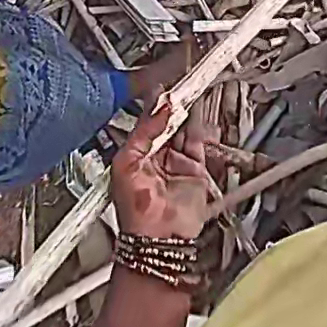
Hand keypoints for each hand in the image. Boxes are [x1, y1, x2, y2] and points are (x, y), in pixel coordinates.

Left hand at [112, 98, 214, 240]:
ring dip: (184, 112)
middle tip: (175, 87)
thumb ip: (144, 131)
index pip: (147, 123)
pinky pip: (197, 142)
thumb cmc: (135, 211)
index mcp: (137, 154)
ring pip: (183, 130)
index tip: (159, 90)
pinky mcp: (195, 170)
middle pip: (166, 123)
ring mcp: (177, 162)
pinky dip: (198, 125)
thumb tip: (158, 109)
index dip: (153, 106)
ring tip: (186, 93)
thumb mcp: (128, 161)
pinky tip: (196, 111)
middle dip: (170, 106)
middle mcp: (157, 157)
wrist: (157, 239)